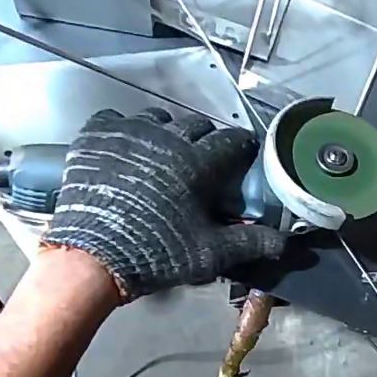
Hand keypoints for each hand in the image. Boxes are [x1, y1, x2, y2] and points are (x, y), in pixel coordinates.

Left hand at [42, 108, 284, 298]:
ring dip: (168, 131)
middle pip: (195, 125)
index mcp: (196, 163)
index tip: (245, 152)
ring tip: (165, 152)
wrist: (93, 258)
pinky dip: (126, 128)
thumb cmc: (157, 253)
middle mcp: (165, 138)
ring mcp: (128, 133)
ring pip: (157, 118)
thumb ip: (250, 242)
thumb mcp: (210, 253)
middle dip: (205, 139)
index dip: (242, 145)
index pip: (230, 141)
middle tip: (205, 159)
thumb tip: (283, 241)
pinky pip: (117, 118)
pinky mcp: (95, 136)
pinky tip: (128, 147)